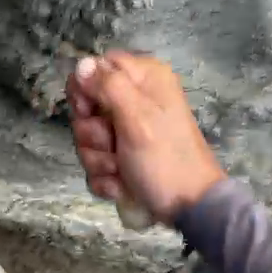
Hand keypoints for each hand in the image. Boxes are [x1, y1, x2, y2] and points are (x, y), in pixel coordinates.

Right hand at [66, 52, 225, 224]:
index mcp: (144, 79)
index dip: (85, 88)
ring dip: (98, 158)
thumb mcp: (137, 117)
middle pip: (86, 104)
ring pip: (87, 137)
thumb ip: (108, 86)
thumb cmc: (166, 158)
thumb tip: (81, 64)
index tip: (89, 110)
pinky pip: (95, 161)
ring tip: (121, 170)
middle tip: (111, 144)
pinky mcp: (122, 158)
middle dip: (92, 132)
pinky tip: (121, 185)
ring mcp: (127, 131)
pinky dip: (105, 177)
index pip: (95, 67)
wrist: (190, 208)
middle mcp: (135, 99)